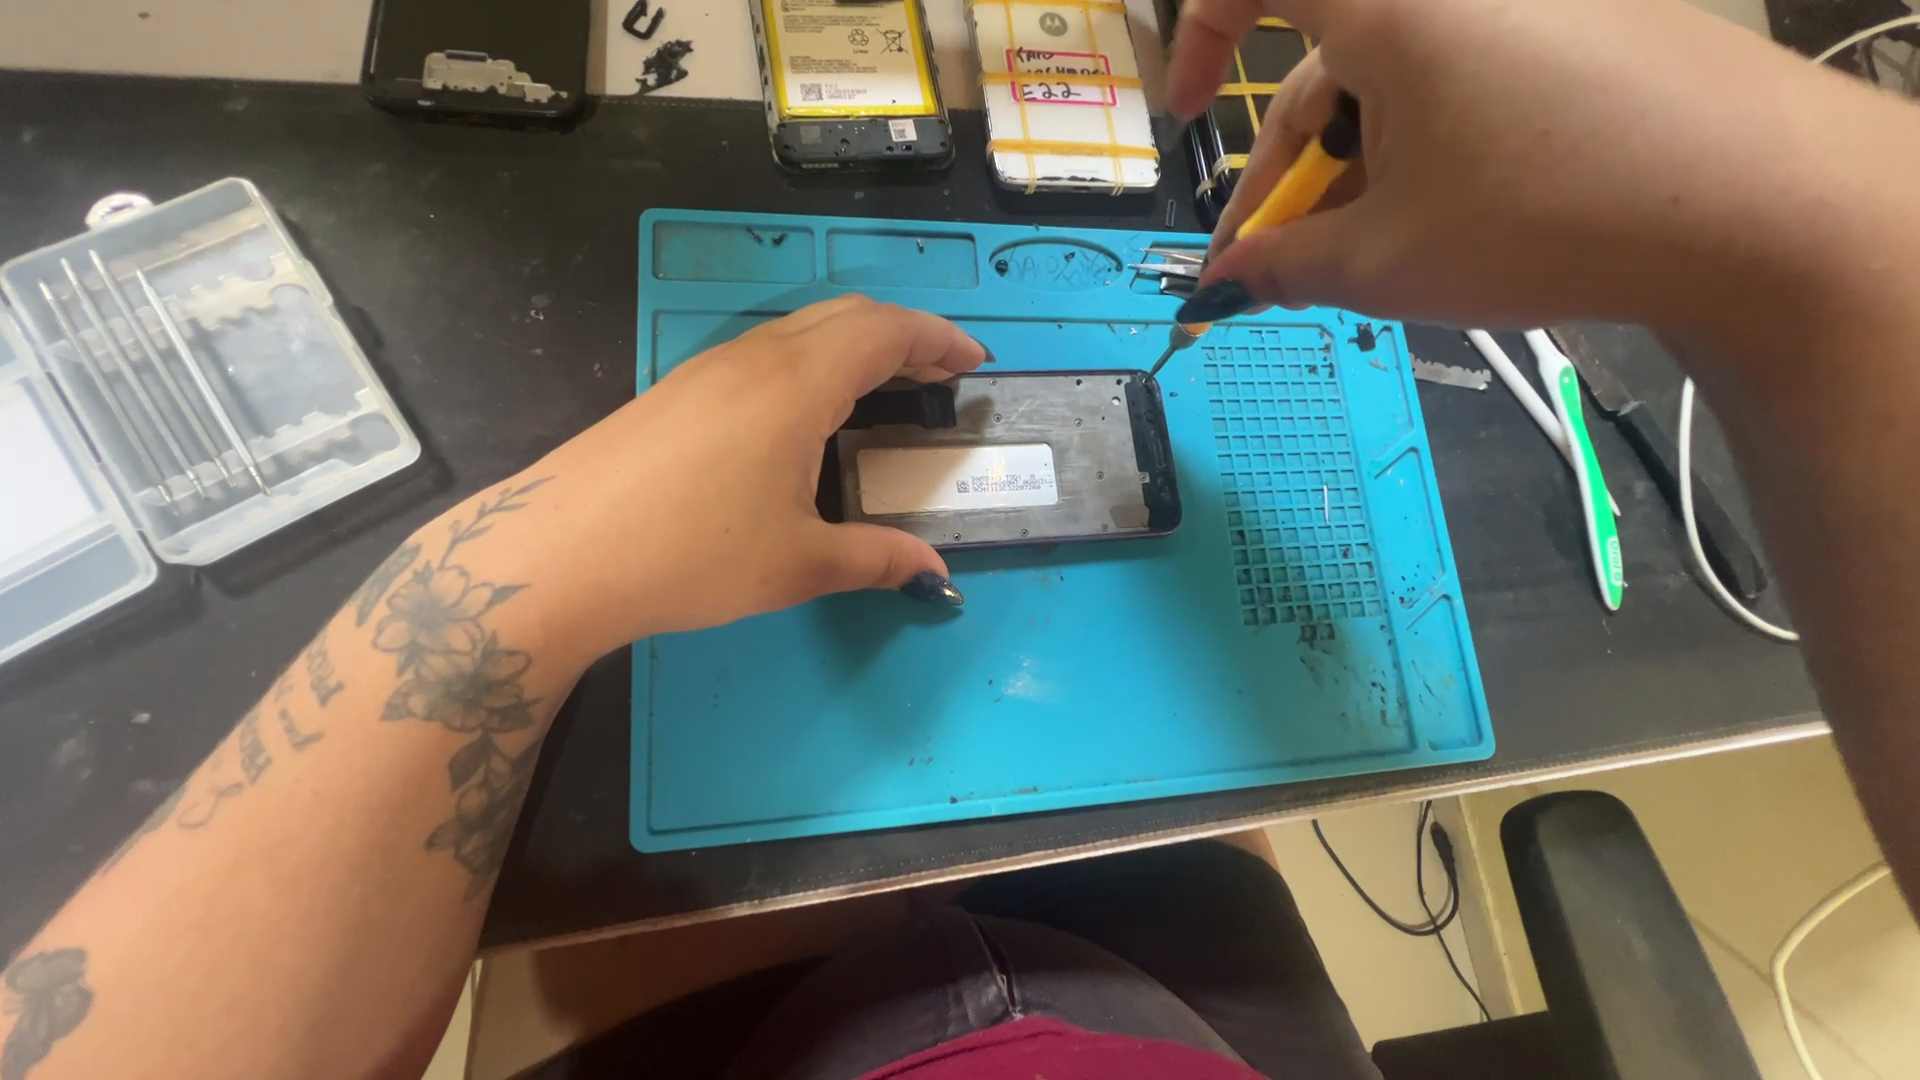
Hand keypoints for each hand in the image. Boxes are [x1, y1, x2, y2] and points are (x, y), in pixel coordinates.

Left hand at [511, 296, 985, 658]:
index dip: (938, 339)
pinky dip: (814, 361)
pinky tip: (812, 410)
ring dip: (856, 345)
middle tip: (941, 373)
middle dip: (905, 335)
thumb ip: (878, 560)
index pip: (885, 333)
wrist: (557, 556)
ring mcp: (708, 368)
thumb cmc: (690, 556)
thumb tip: (937, 576)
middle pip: (847, 317)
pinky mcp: (679, 390)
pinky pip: (767, 352)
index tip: (974, 361)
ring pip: (802, 329)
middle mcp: (754, 358)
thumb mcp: (798, 566)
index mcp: (796, 386)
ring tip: (888, 387)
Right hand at [1169, 0, 1876, 335]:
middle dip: (1280, 182)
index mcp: (1394, 6)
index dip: (1201, 37)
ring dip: (1344, 183)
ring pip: (1387, 94)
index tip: (1187, 114)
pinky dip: (1410, 158)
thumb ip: (1277, 268)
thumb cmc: (1537, 222)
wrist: (1763, 210)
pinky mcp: (1576, 36)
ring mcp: (1525, 8)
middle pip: (1323, 78)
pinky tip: (1416, 228)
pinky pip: (1454, 89)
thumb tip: (1220, 285)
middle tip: (1257, 271)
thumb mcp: (1378, 262)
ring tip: (1342, 268)